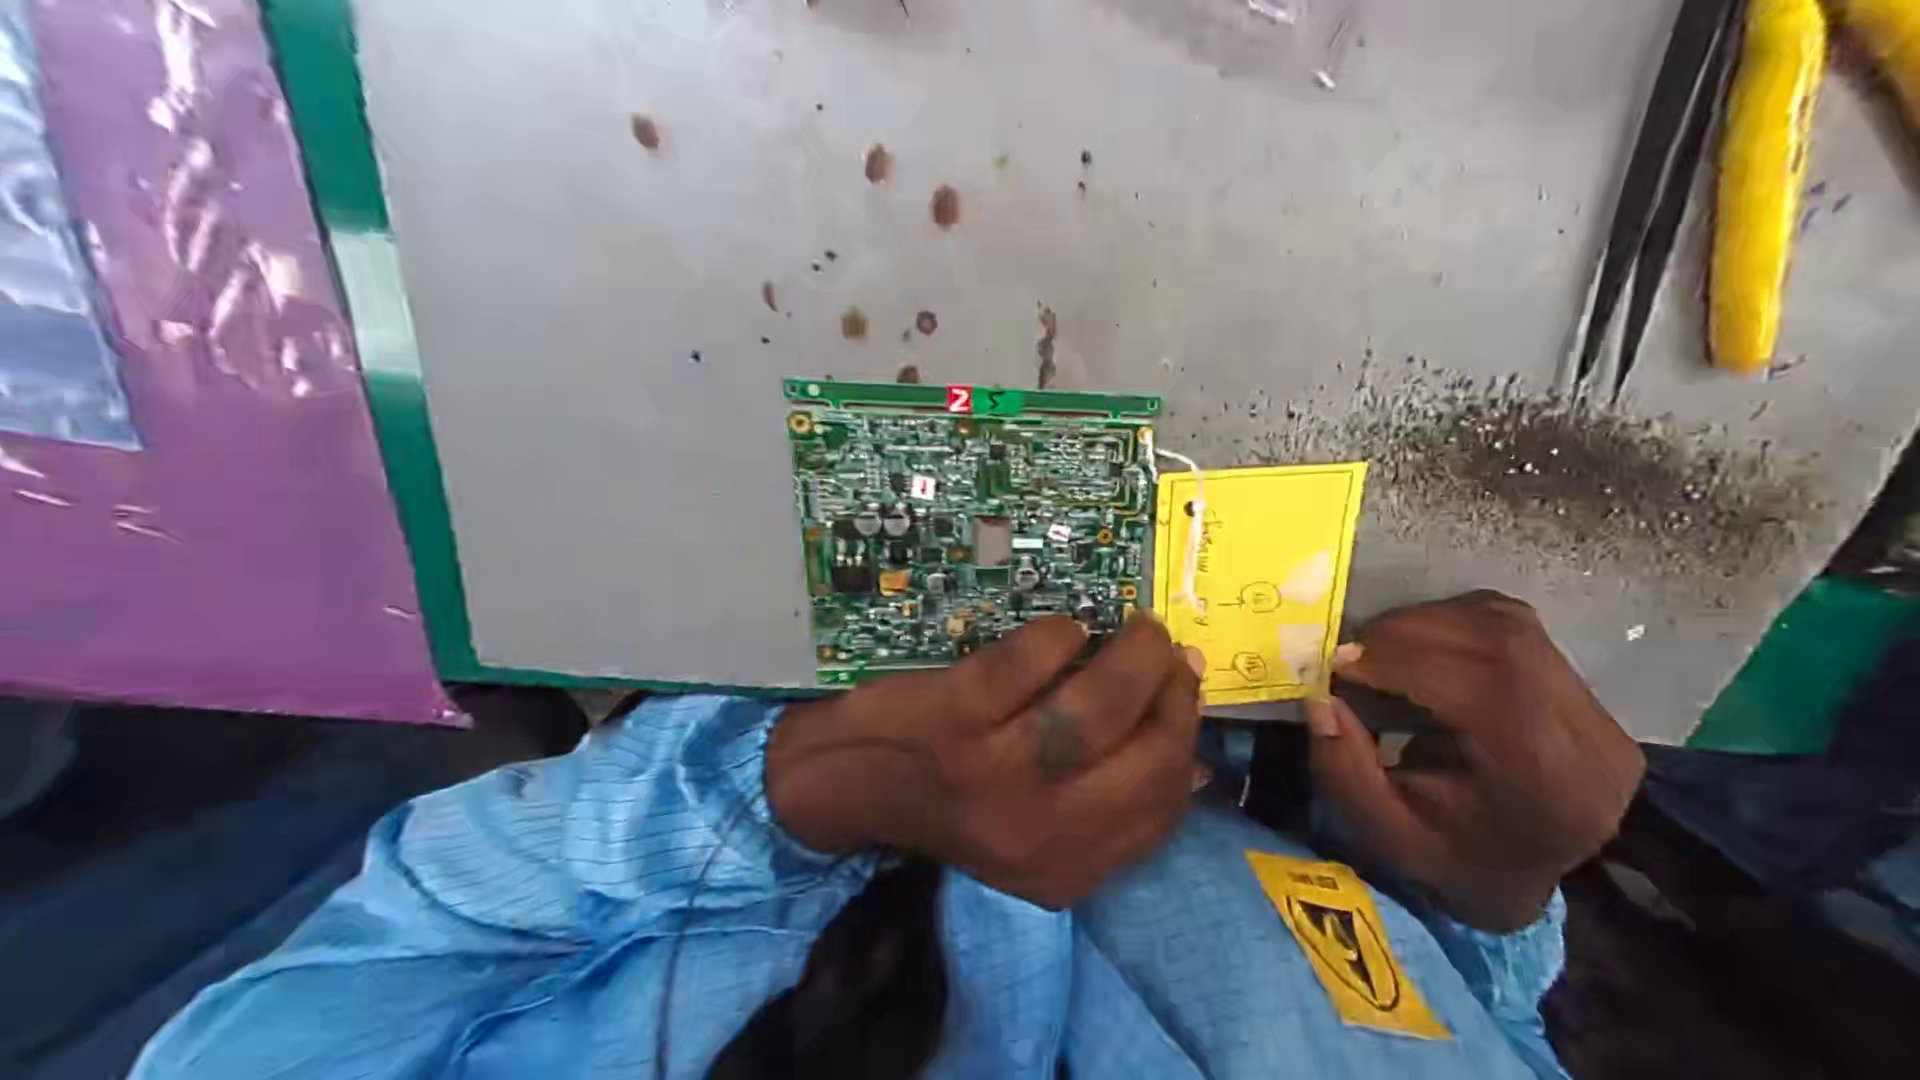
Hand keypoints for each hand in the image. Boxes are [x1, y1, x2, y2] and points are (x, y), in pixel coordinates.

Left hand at [768, 616, 1203, 909]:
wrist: (845, 784)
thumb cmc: (948, 799)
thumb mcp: (1035, 827)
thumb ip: (1106, 804)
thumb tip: (1193, 761)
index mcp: (1065, 866)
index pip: (1160, 808)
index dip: (1187, 741)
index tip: (1187, 694)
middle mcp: (1037, 831)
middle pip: (1144, 758)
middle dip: (1172, 693)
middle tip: (1167, 651)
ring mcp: (993, 773)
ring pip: (1095, 707)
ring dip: (1131, 656)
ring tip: (1134, 629)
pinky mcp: (953, 718)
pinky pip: (1030, 664)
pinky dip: (1060, 638)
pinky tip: (1065, 631)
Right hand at [1305, 591, 1644, 932]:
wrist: (1517, 871)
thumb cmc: (1449, 856)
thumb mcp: (1384, 832)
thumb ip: (1345, 770)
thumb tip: (1320, 700)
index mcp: (1551, 788)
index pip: (1491, 691)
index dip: (1409, 662)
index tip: (1342, 663)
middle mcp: (1589, 739)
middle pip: (1502, 644)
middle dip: (1409, 633)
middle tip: (1350, 650)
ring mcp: (1591, 706)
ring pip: (1505, 622)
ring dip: (1426, 622)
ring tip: (1377, 647)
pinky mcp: (1574, 682)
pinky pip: (1507, 621)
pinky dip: (1449, 619)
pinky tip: (1416, 645)